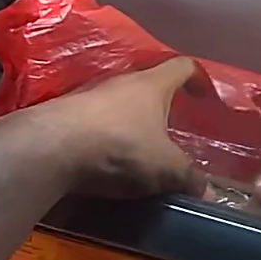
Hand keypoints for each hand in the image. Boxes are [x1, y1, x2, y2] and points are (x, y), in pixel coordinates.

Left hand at [5, 57, 206, 198]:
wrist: (52, 148)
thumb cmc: (120, 147)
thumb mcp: (165, 168)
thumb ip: (188, 177)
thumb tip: (208, 192)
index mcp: (151, 85)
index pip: (181, 67)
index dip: (197, 78)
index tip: (204, 95)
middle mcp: (119, 82)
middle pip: (147, 85)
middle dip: (160, 106)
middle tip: (171, 130)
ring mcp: (88, 96)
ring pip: (118, 104)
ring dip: (129, 122)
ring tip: (139, 149)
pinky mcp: (64, 115)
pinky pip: (93, 122)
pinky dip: (104, 136)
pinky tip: (106, 158)